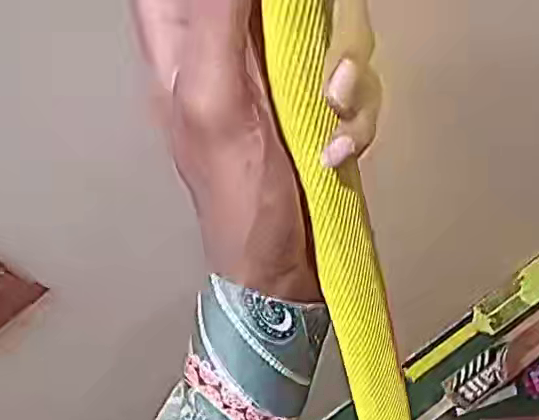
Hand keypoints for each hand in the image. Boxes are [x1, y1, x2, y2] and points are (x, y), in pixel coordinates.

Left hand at [131, 0, 376, 300]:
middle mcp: (232, 48)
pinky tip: (338, 150)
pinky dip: (357, 116)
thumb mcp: (215, 104)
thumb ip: (216, 18)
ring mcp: (282, 79)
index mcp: (182, 43)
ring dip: (346, 65)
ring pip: (327, 22)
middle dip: (312, 13)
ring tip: (334, 108)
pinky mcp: (320, 110)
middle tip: (321, 66)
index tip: (256, 11)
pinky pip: (353, 80)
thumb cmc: (240, 207)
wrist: (285, 275)